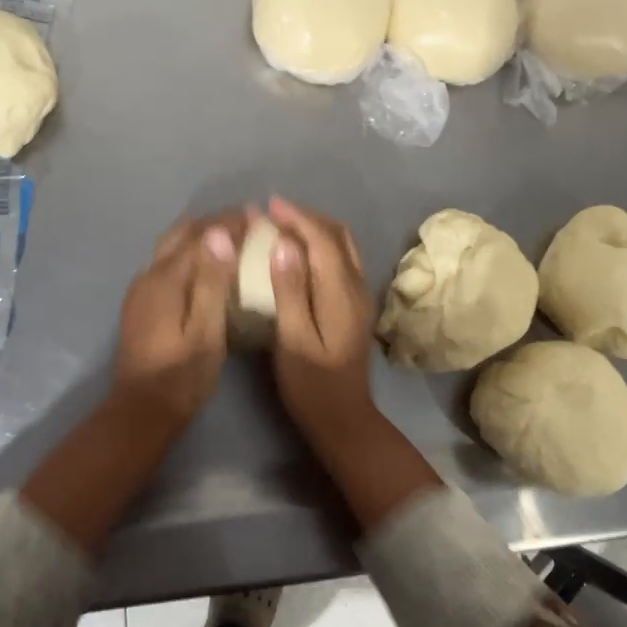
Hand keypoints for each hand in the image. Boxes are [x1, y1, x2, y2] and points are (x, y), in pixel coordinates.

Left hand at [110, 212, 244, 431]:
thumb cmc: (182, 377)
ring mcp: (141, 289)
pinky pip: (166, 261)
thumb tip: (219, 234)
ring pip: (170, 246)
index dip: (229, 222)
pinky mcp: (141, 303)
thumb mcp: (205, 332)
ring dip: (198, 234)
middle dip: (212, 222)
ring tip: (228, 234)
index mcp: (167, 279)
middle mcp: (149, 275)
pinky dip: (187, 251)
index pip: (201, 236)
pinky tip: (203, 263)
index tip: (256, 214)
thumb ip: (211, 282)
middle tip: (244, 219)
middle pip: (181, 234)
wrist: (141, 411)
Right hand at [265, 196, 378, 445]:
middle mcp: (357, 287)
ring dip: (314, 228)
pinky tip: (296, 252)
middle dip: (306, 217)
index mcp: (342, 293)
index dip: (297, 217)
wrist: (344, 421)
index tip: (268, 205)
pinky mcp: (353, 306)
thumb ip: (290, 291)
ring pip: (342, 246)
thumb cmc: (312, 386)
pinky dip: (319, 244)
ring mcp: (359, 296)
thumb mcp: (293, 341)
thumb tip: (284, 245)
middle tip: (272, 212)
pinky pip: (340, 259)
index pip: (322, 240)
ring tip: (281, 225)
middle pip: (338, 235)